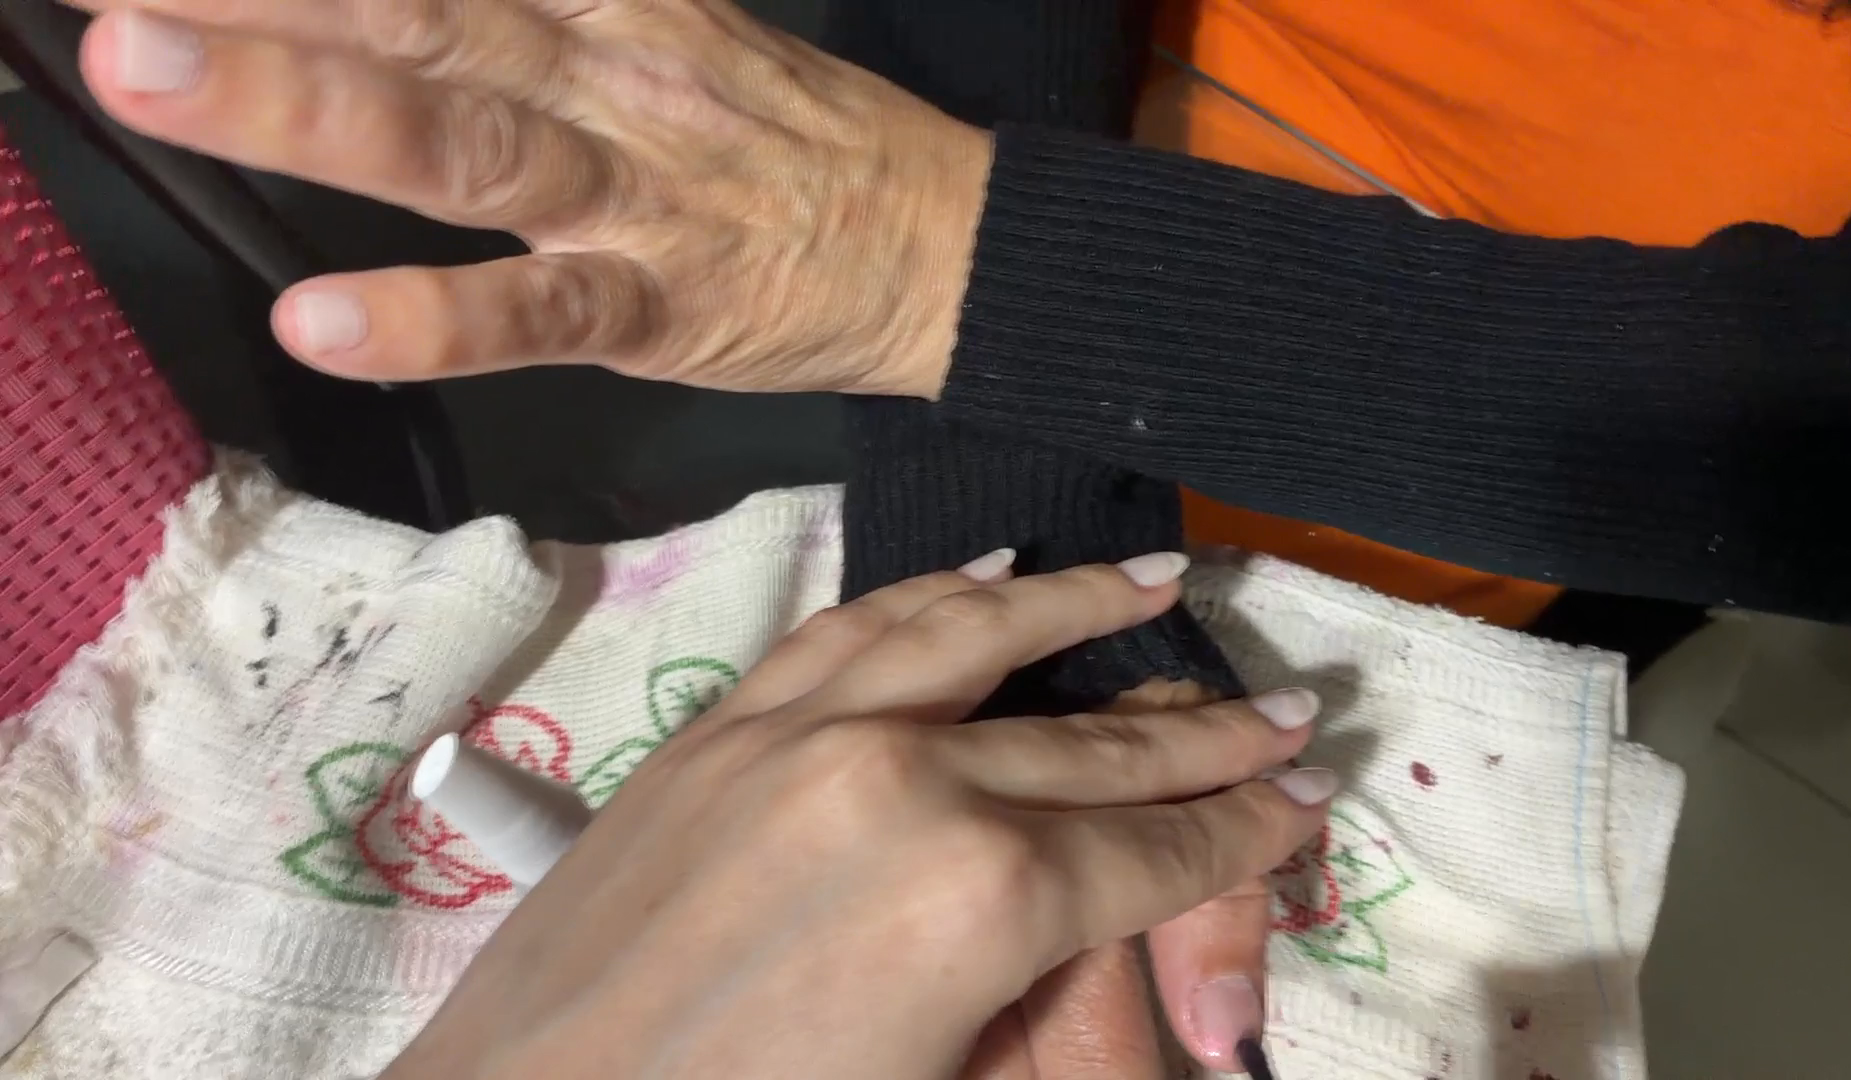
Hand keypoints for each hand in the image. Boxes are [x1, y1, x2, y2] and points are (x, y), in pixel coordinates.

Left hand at [75, 0, 987, 398]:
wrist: (943, 251)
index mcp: (637, 10)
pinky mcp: (672, 312)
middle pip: (435, 9)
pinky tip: (337, 331)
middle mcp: (623, 85)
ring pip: (478, 147)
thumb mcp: (720, 48)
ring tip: (147, 72)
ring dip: (322, 107)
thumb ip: (604, 9)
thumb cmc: (833, 160)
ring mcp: (647, 207)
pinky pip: (552, 313)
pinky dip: (448, 320)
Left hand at [381, 555, 1336, 1079]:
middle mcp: (905, 779)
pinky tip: (990, 569)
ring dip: (1077, 605)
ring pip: (977, 636)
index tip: (1300, 789)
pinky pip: (860, 626)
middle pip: (1089, 748)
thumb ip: (1045, 989)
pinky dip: (936, 591)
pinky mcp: (736, 716)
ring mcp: (809, 727)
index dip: (1238, 827)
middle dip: (1201, 738)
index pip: (1147, 850)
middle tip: (1277, 708)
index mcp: (973, 900)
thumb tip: (1104, 910)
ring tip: (1148, 578)